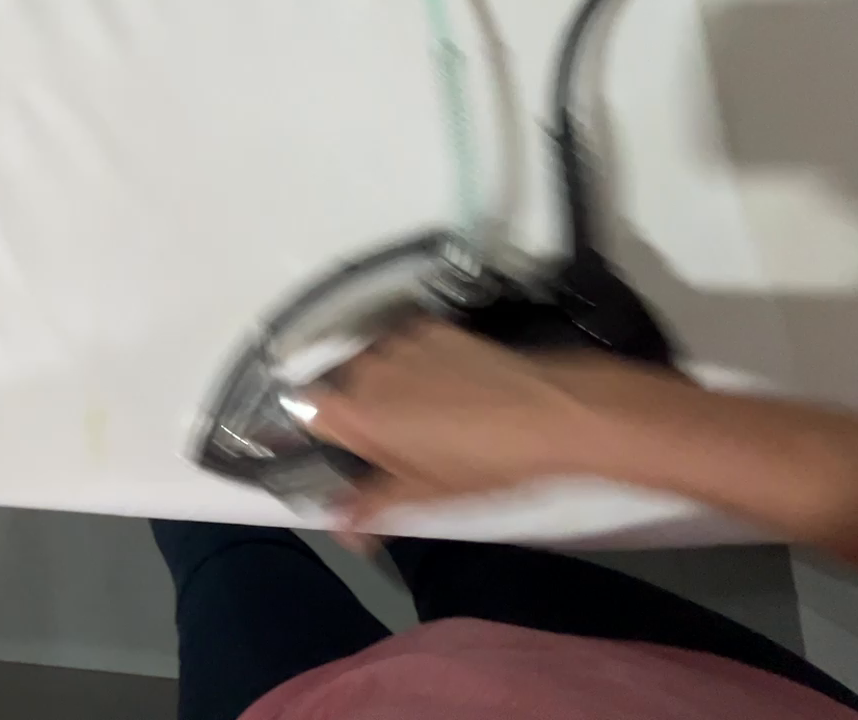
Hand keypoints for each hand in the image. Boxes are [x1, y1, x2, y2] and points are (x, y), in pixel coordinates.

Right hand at [298, 319, 675, 540]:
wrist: (553, 414)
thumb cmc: (488, 462)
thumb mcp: (428, 496)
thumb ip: (371, 508)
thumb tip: (342, 529)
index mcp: (352, 412)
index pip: (303, 414)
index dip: (317, 432)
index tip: (332, 446)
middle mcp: (363, 370)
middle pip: (338, 388)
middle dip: (358, 410)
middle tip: (393, 439)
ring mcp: (394, 344)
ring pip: (372, 367)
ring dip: (386, 385)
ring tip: (427, 412)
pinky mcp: (425, 327)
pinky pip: (404, 347)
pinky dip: (416, 363)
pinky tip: (448, 385)